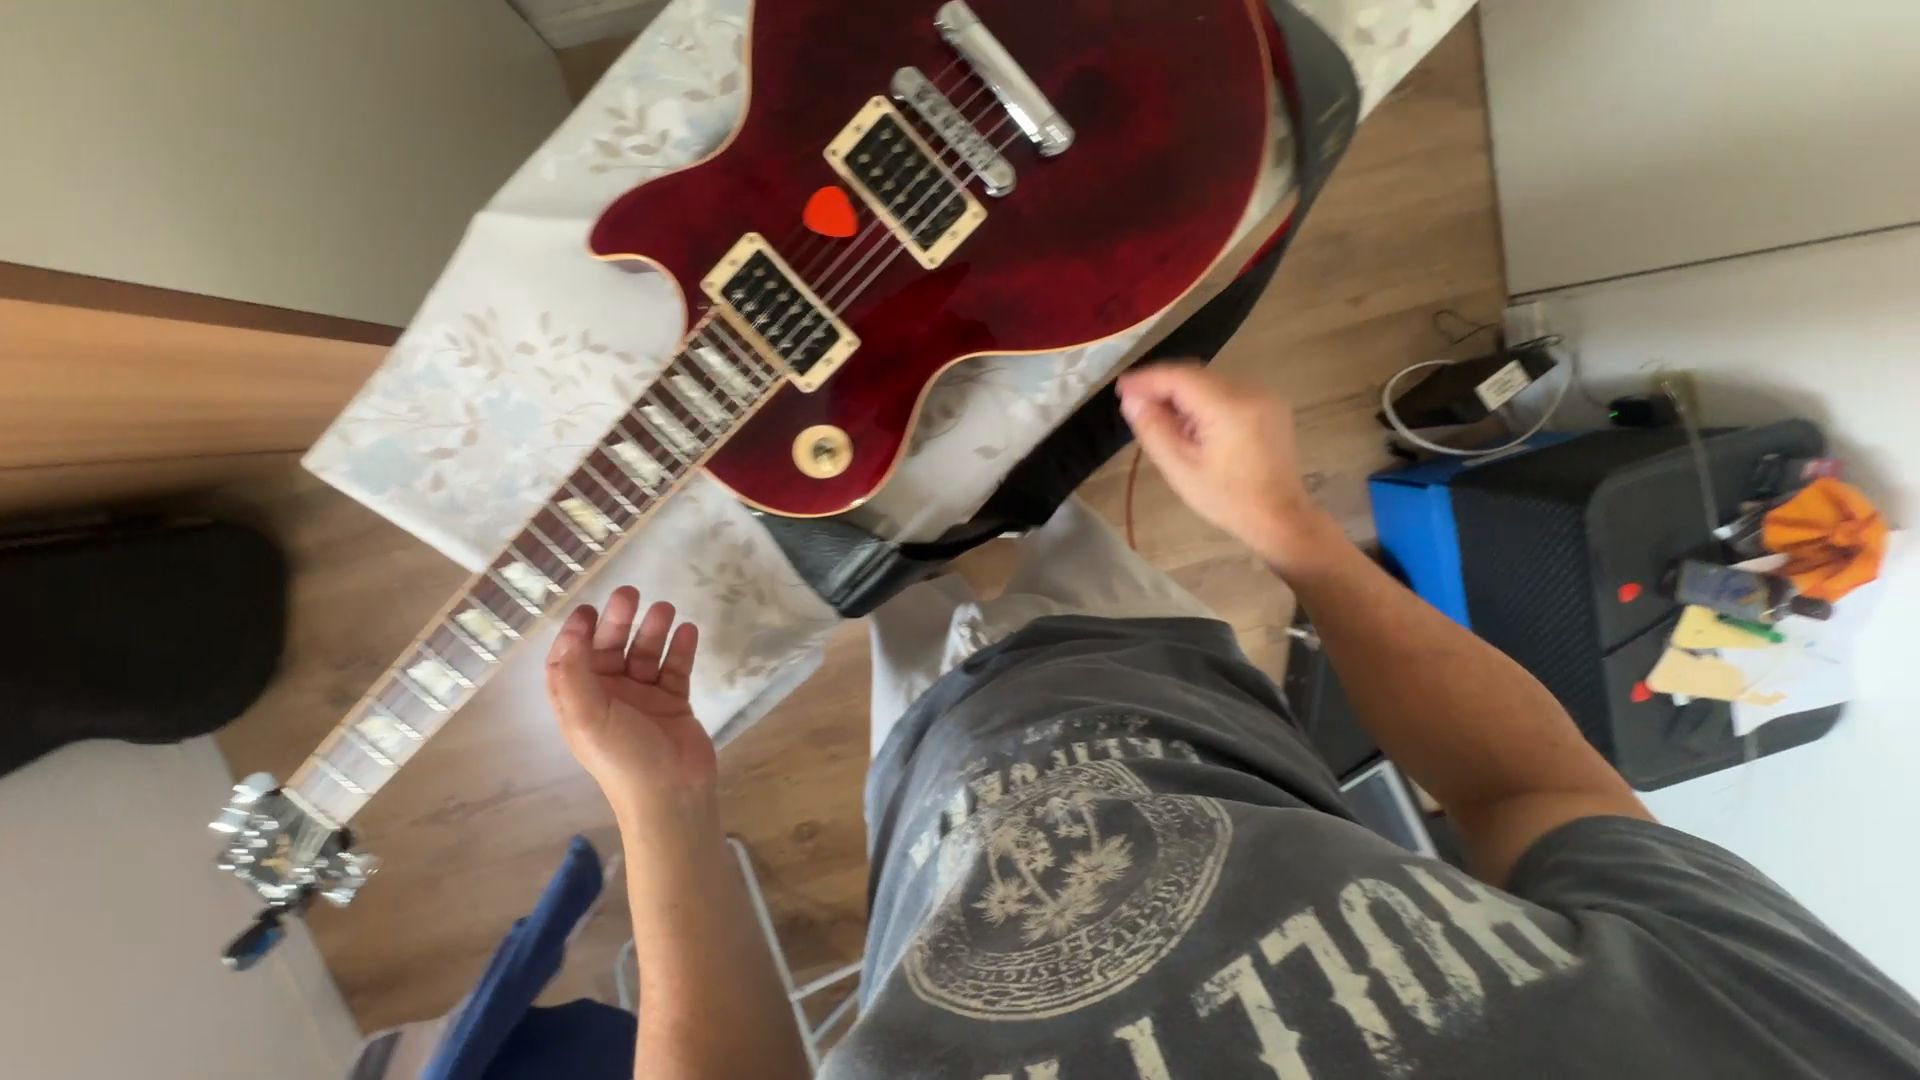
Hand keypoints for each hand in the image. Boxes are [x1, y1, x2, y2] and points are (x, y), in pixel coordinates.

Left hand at [545, 585, 714, 823]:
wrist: (672, 793)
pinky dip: (681, 649)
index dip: (576, 634)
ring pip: (646, 654)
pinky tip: (688, 631)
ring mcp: (645, 698)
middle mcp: (611, 696)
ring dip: (653, 630)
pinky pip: (676, 668)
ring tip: (666, 609)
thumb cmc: (623, 757)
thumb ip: (574, 675)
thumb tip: (570, 634)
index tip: (588, 609)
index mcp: (582, 702)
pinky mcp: (675, 702)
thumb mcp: (588, 717)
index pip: (571, 659)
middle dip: (619, 622)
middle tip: (632, 594)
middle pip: (611, 649)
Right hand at [1117, 362, 1340, 571]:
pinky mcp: (1269, 403)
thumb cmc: (1228, 499)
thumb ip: (1153, 429)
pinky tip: (1189, 423)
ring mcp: (1264, 394)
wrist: (1280, 516)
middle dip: (1162, 387)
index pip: (1180, 377)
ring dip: (1181, 394)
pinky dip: (1202, 400)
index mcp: (1230, 406)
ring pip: (1209, 382)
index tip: (1121, 387)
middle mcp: (1250, 390)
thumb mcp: (1181, 469)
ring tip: (1159, 418)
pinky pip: (1226, 391)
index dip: (1147, 379)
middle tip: (1134, 405)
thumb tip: (1131, 399)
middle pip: (1195, 376)